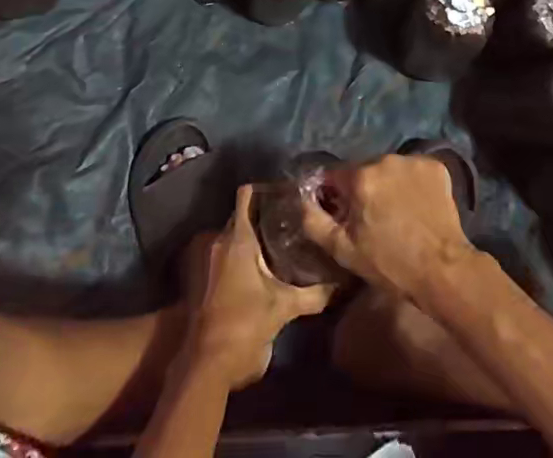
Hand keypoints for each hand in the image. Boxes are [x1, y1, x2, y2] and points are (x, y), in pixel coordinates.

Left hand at [185, 185, 334, 389]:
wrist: (208, 365)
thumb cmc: (245, 324)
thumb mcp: (285, 307)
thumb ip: (316, 293)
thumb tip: (344, 284)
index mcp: (238, 239)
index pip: (248, 194)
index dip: (269, 187)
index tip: (292, 191)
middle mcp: (221, 242)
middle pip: (245, 213)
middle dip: (269, 212)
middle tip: (299, 216)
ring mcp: (212, 261)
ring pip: (238, 235)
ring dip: (259, 234)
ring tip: (290, 237)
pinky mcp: (210, 279)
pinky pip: (231, 253)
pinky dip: (249, 253)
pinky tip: (272, 264)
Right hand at [299, 154, 478, 302]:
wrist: (441, 268)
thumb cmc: (389, 263)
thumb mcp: (342, 249)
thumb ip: (314, 221)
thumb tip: (302, 199)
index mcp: (361, 176)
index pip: (336, 175)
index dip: (335, 194)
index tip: (342, 213)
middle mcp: (387, 159)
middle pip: (365, 170)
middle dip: (363, 188)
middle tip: (371, 217)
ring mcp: (415, 161)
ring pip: (391, 169)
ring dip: (389, 184)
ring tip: (397, 212)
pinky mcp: (437, 167)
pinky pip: (415, 171)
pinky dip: (413, 183)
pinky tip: (417, 205)